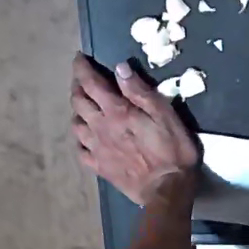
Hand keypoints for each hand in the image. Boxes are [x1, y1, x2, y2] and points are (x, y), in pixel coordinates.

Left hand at [69, 53, 198, 204]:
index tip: (79, 58)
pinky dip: (79, 139)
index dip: (82, 68)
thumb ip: (140, 91)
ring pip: (76, 124)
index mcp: (116, 111)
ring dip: (77, 111)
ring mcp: (96, 149)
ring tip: (83, 106)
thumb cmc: (172, 151)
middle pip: (79, 101)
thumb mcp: (165, 114)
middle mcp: (99, 127)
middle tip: (82, 80)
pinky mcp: (99, 167)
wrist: (166, 190)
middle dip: (77, 86)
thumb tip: (120, 68)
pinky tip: (84, 138)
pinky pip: (80, 150)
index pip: (91, 83)